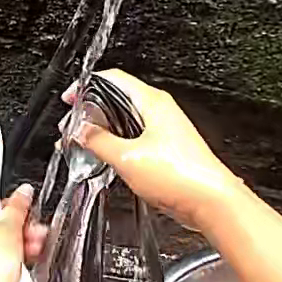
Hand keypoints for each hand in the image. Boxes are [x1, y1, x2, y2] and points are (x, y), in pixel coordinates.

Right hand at [65, 69, 249, 232]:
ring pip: (125, 120)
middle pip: (117, 99)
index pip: (112, 79)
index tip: (69, 99)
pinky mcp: (166, 148)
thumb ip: (99, 141)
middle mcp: (159, 110)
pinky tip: (105, 158)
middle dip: (90, 112)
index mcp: (152, 101)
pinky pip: (135, 137)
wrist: (211, 201)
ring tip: (83, 144)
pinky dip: (117, 143)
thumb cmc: (181, 176)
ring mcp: (164, 129)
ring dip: (102, 130)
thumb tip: (80, 131)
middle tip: (72, 128)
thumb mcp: (127, 158)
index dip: (86, 86)